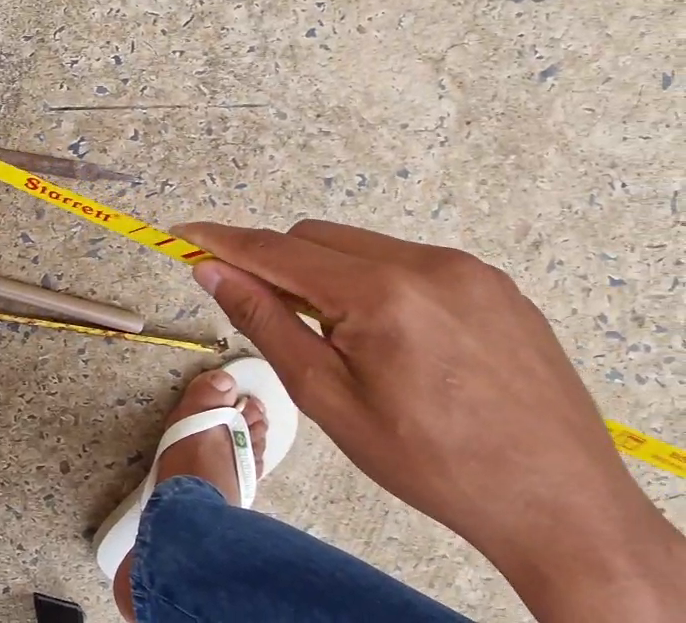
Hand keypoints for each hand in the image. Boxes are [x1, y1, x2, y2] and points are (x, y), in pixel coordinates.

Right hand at [176, 220, 685, 620]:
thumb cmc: (433, 462)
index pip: (275, 250)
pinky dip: (372, 281)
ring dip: (324, 273)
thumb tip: (211, 272)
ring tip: (334, 335)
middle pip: (314, 238)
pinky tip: (385, 335)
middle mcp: (429, 265)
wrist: (563, 509)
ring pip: (359, 246)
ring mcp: (470, 273)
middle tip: (265, 311)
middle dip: (275, 263)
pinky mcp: (496, 288)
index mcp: (382, 293)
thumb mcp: (325, 396)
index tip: (181, 234)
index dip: (221, 241)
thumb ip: (263, 321)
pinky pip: (406, 262)